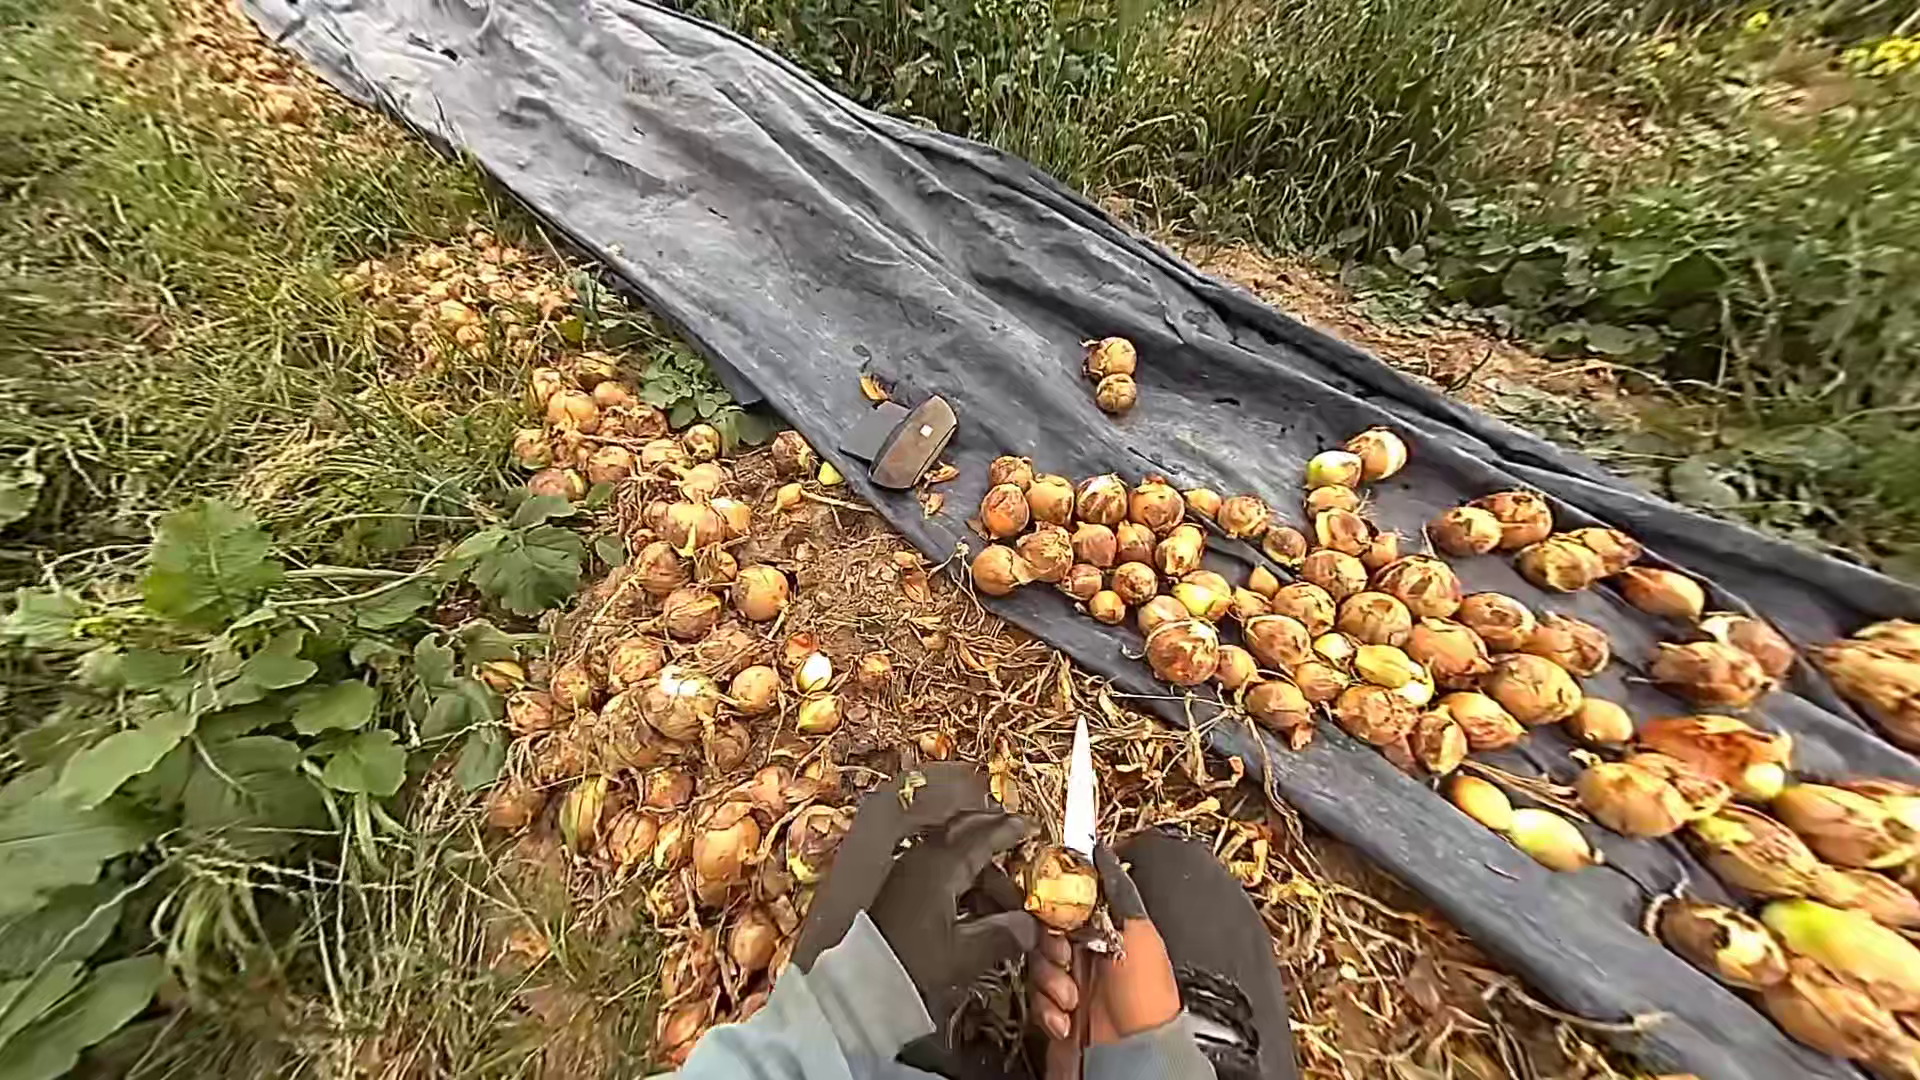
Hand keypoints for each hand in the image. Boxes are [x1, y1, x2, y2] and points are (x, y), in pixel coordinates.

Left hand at [868, 809, 1041, 1023]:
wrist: (864, 979)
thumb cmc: (914, 961)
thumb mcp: (962, 953)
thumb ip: (1000, 935)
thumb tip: (1031, 927)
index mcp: (942, 864)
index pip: (982, 836)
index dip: (1008, 830)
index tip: (1030, 826)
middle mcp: (927, 855)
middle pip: (966, 831)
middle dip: (993, 833)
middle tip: (1018, 841)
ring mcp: (913, 866)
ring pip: (955, 851)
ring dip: (982, 867)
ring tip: (1005, 899)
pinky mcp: (905, 882)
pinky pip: (943, 865)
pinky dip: (965, 877)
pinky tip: (979, 906)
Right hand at [1028, 845, 1180, 1043]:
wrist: (1136, 1061)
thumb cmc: (1145, 996)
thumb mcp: (1136, 930)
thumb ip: (1116, 887)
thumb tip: (1099, 847)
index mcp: (1104, 925)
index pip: (1066, 897)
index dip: (1055, 899)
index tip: (1053, 907)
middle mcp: (1085, 950)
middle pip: (1044, 926)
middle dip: (1047, 942)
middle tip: (1065, 958)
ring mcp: (1069, 981)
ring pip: (1035, 960)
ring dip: (1048, 978)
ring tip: (1070, 996)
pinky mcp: (1054, 1011)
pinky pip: (1033, 996)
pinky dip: (1046, 1008)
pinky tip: (1065, 1018)